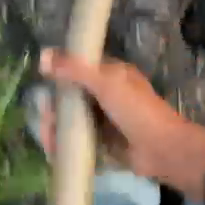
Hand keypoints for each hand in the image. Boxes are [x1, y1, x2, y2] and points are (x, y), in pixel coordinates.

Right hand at [38, 49, 204, 201]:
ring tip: (48, 137)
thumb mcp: (106, 83)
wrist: (162, 149)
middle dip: (56, 106)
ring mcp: (105, 121)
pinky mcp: (103, 144)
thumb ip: (75, 69)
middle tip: (46, 116)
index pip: (81, 68)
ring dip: (57, 127)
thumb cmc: (137, 110)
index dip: (62, 73)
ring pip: (73, 120)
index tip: (44, 80)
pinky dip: (65, 144)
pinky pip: (78, 141)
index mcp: (113, 76)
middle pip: (73, 97)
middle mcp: (108, 96)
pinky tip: (54, 149)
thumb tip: (43, 54)